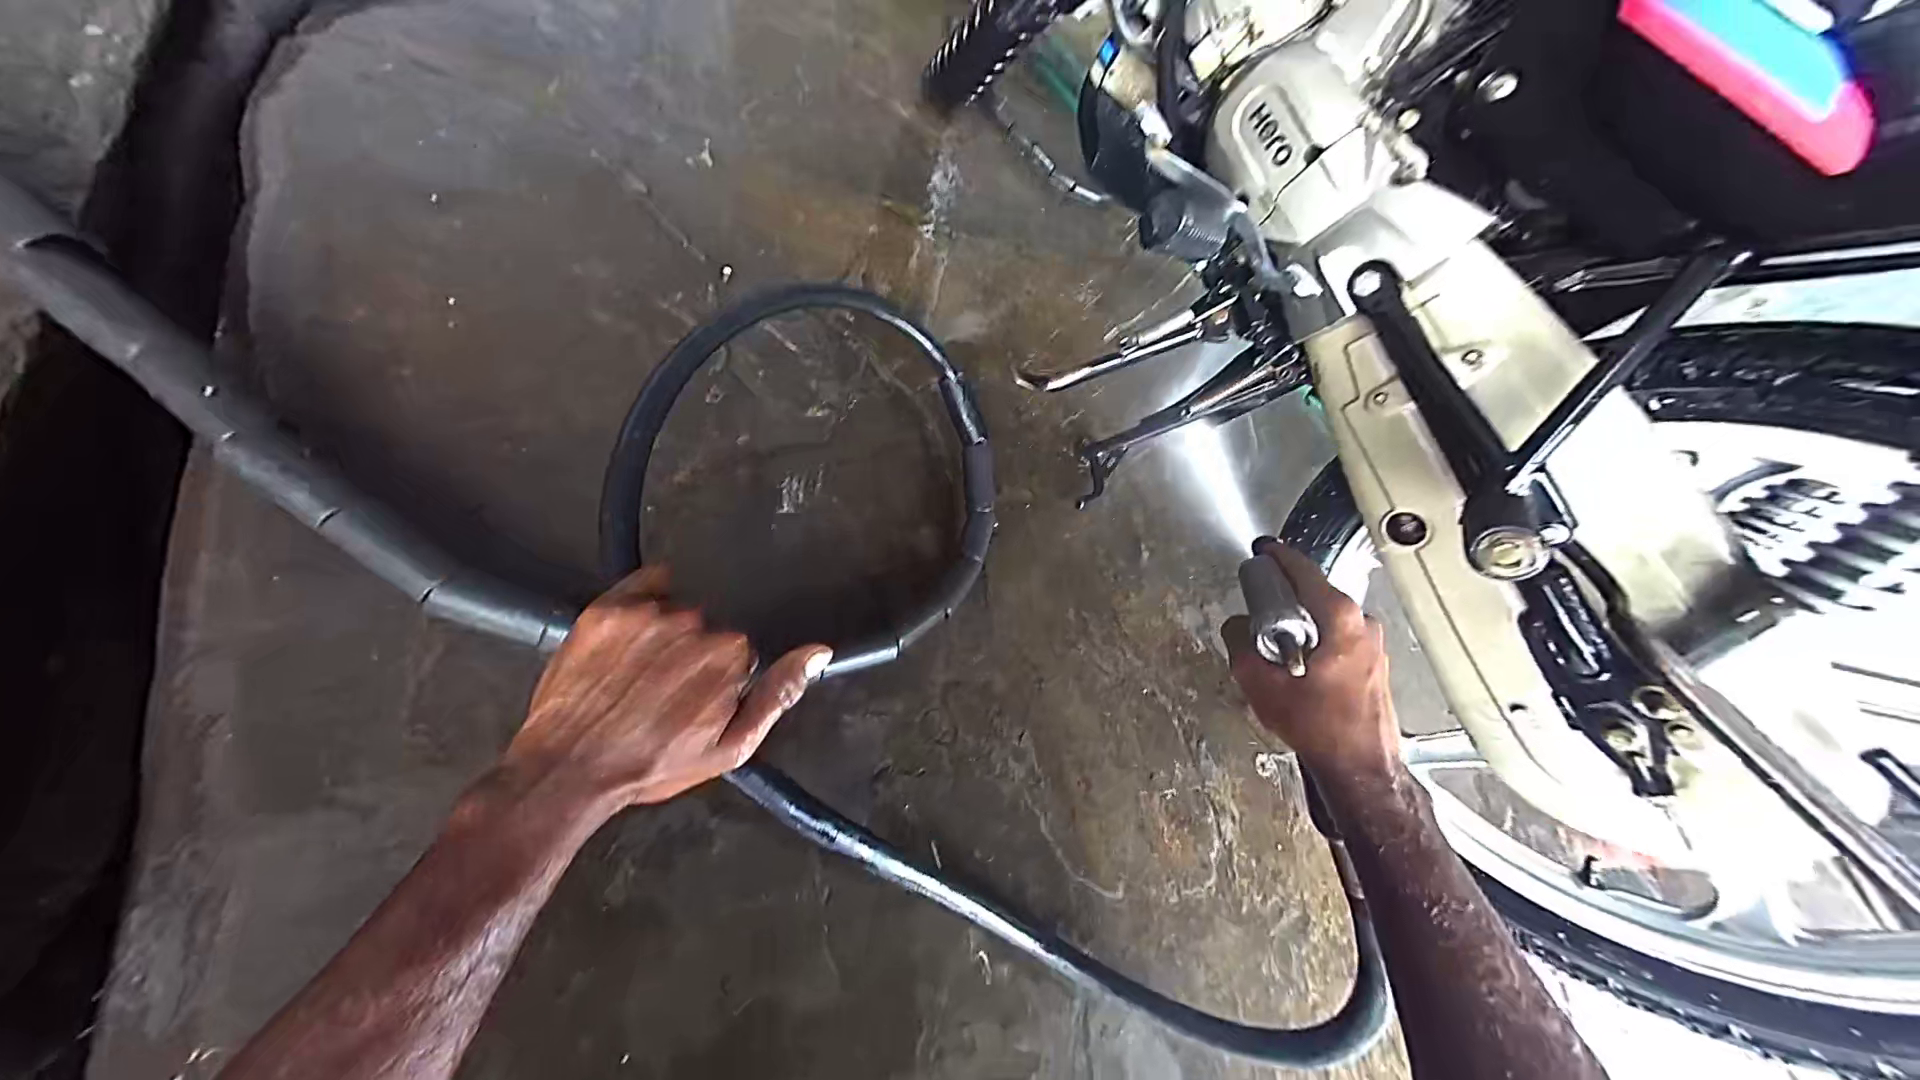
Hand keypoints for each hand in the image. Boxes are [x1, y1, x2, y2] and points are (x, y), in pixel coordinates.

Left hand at [498, 566, 830, 814]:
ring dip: (666, 635)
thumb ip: (780, 692)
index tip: (697, 700)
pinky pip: (646, 584)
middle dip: (693, 656)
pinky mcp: (610, 609)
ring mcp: (649, 614)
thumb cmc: (649, 763)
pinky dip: (646, 601)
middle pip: (710, 628)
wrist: (568, 770)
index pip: (740, 651)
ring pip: (678, 610)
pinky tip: (632, 640)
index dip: (720, 679)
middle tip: (664, 695)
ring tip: (638, 678)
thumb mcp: (732, 746)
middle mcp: (694, 625)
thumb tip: (816, 653)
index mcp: (730, 655)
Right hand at [1221, 539, 1397, 779]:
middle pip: (1316, 591)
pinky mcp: (1375, 660)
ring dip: (1300, 616)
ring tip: (1274, 638)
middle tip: (1258, 600)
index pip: (1304, 571)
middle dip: (1285, 592)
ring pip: (1327, 613)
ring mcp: (1374, 642)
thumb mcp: (1260, 683)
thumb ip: (1240, 644)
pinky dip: (1315, 633)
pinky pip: (1338, 631)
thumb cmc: (1319, 727)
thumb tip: (1237, 625)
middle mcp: (1364, 624)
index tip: (1262, 549)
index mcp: (1341, 620)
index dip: (1278, 556)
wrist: (1360, 768)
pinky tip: (1297, 658)